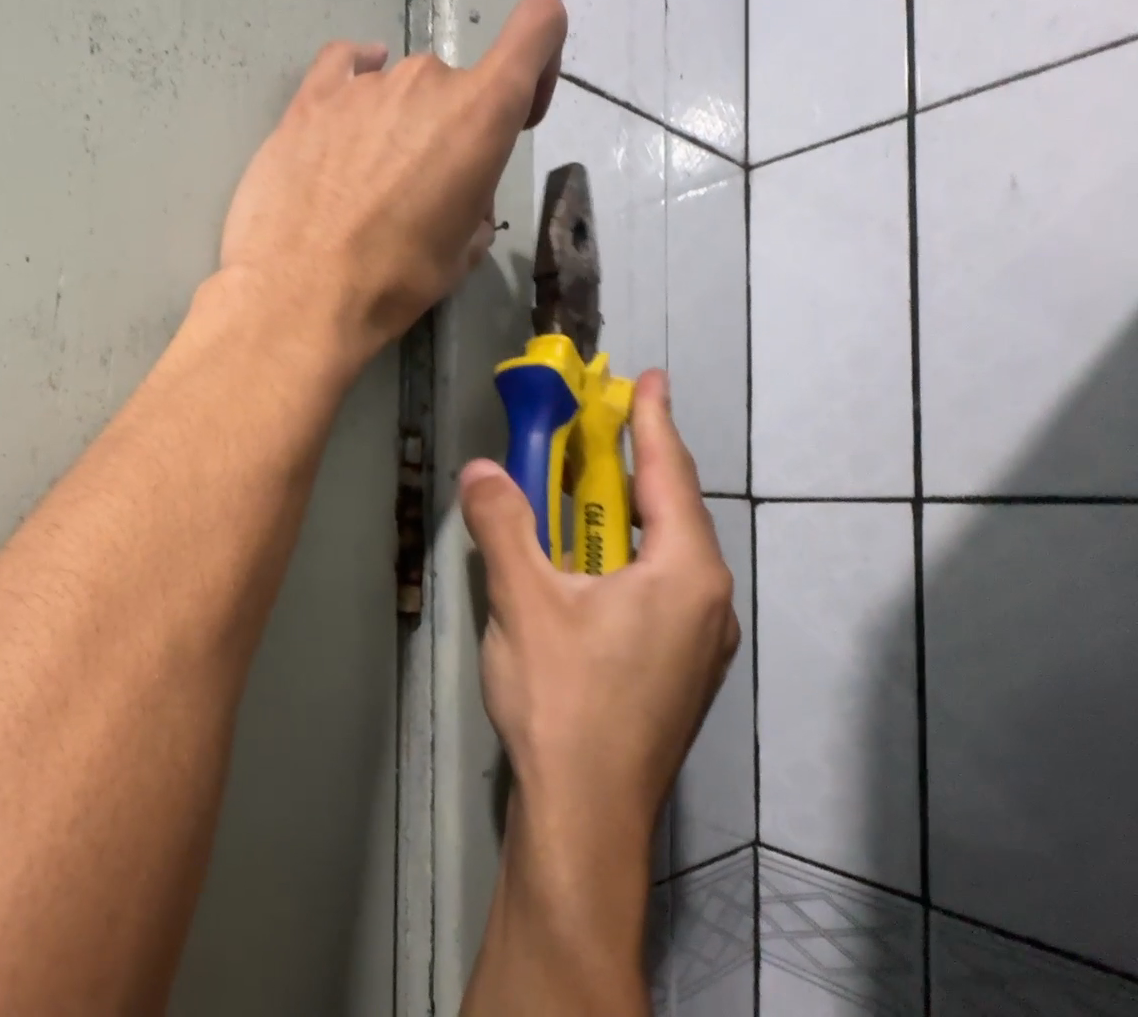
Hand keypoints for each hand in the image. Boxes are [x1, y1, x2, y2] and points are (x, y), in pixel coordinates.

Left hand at [209, 0, 566, 366]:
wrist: (299, 296)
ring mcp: (362, 87)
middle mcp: (425, 81)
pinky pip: (340, 66)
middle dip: (444, 132)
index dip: (538, 65)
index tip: (517, 115)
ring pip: (395, 90)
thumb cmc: (393, 281)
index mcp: (481, 112)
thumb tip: (457, 199)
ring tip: (361, 185)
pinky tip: (345, 108)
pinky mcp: (307, 103)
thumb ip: (474, 204)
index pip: (538, 28)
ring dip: (392, 125)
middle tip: (415, 192)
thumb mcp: (462, 253)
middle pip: (451, 86)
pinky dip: (352, 78)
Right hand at [460, 371, 740, 837]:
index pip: (669, 478)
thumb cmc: (563, 697)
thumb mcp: (522, 602)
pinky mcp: (678, 676)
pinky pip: (658, 596)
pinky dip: (625, 567)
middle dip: (633, 472)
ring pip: (664, 562)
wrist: (586, 808)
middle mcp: (707, 603)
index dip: (653, 422)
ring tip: (583, 507)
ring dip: (624, 524)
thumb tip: (480, 469)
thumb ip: (502, 528)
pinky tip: (585, 583)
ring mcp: (699, 646)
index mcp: (683, 574)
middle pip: (671, 518)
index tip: (647, 379)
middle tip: (597, 438)